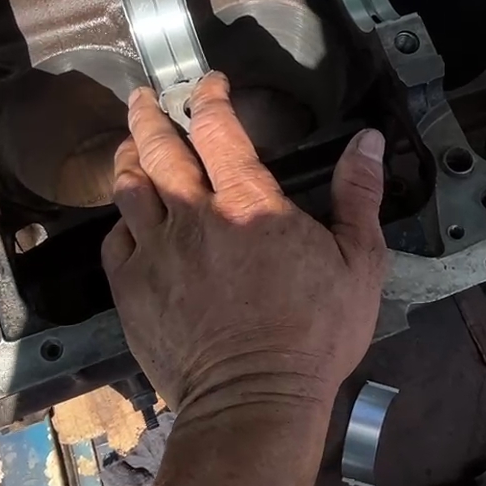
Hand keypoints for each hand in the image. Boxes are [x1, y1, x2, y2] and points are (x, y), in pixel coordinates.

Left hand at [100, 74, 388, 421]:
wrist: (255, 401)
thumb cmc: (315, 334)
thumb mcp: (360, 263)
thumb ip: (360, 196)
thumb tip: (369, 141)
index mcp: (248, 203)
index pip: (217, 128)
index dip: (209, 97)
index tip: (208, 84)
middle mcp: (193, 216)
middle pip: (158, 148)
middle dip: (149, 116)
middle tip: (144, 98)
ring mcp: (156, 253)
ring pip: (129, 188)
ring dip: (129, 158)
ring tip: (129, 146)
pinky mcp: (133, 291)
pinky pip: (116, 241)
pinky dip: (122, 222)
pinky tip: (129, 221)